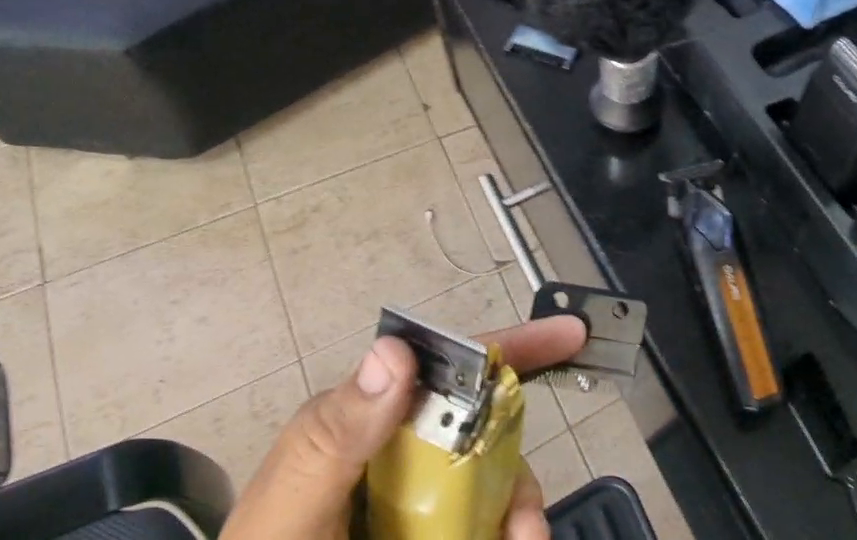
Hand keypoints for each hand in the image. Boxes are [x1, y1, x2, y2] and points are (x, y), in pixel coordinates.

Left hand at [222, 315, 588, 539]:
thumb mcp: (285, 514)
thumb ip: (333, 437)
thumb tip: (396, 349)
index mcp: (368, 426)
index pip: (449, 369)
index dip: (513, 345)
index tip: (571, 336)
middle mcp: (402, 456)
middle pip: (488, 434)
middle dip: (518, 474)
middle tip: (527, 531)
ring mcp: (419, 506)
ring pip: (496, 489)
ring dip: (515, 519)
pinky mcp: (438, 532)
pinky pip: (489, 525)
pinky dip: (508, 533)